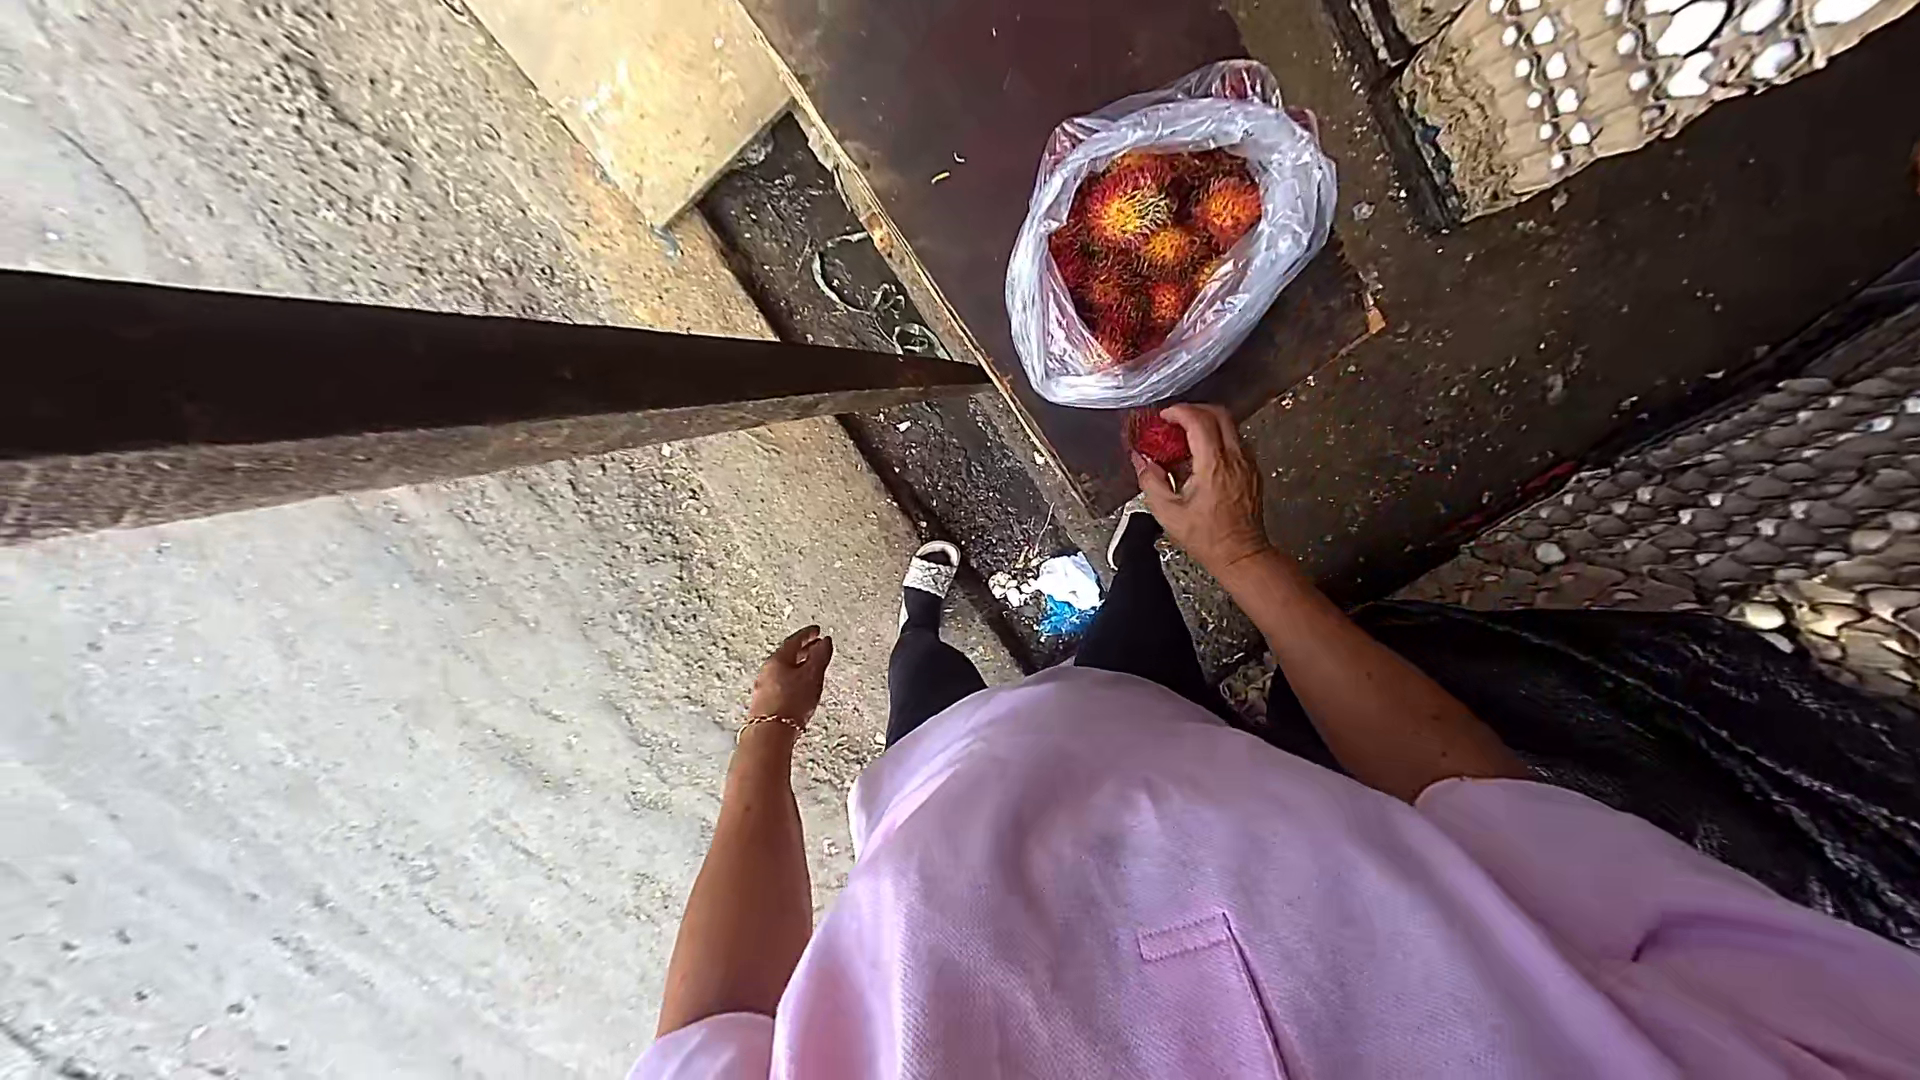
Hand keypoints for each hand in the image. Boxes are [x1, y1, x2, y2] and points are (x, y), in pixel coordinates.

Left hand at [748, 625, 833, 723]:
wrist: (771, 733)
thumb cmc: (790, 703)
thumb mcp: (813, 675)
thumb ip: (820, 656)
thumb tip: (826, 642)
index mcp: (777, 659)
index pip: (795, 640)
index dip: (808, 634)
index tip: (816, 630)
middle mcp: (767, 671)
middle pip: (787, 655)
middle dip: (803, 650)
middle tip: (815, 645)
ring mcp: (764, 688)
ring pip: (783, 671)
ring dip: (798, 666)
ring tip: (810, 668)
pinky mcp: (764, 703)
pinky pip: (780, 685)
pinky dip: (792, 681)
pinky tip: (799, 689)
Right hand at [1131, 404, 1272, 576]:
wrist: (1239, 553)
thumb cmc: (1207, 537)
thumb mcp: (1167, 511)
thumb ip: (1150, 480)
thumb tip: (1141, 461)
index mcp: (1213, 466)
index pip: (1199, 421)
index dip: (1179, 412)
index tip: (1165, 416)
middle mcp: (1235, 459)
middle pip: (1219, 414)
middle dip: (1194, 410)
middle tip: (1175, 419)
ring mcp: (1247, 464)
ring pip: (1230, 426)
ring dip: (1206, 424)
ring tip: (1185, 439)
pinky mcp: (1252, 472)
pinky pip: (1235, 443)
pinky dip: (1216, 439)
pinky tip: (1200, 457)